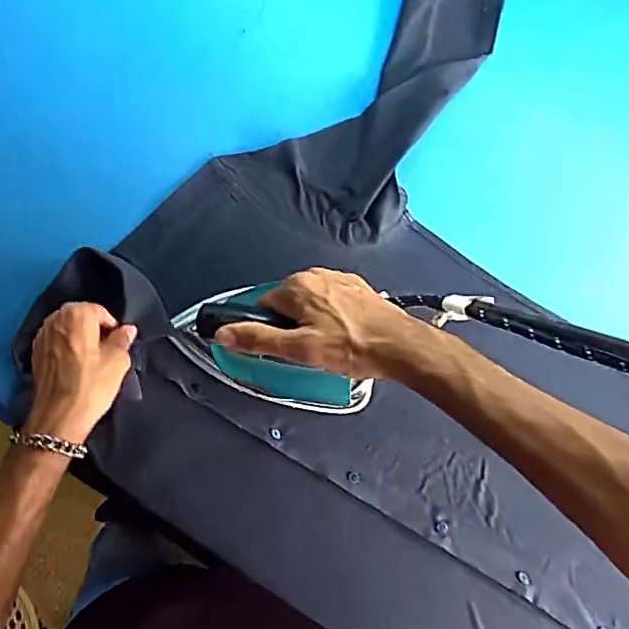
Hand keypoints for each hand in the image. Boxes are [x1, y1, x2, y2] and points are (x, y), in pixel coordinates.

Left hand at [25, 302, 137, 444]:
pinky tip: (72, 366)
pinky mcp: (34, 352)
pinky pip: (55, 341)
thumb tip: (126, 329)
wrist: (58, 418)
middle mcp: (54, 319)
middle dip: (93, 329)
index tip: (116, 345)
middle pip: (80, 316)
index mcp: (76, 314)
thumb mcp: (117, 362)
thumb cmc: (91, 386)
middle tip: (105, 351)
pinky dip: (64, 347)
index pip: (99, 310)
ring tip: (89, 359)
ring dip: (78, 337)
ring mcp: (41, 335)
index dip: (111, 327)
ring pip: (65, 328)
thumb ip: (122, 340)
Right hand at [216, 268, 431, 379]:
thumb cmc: (355, 347)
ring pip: (309, 303)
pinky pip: (331, 303)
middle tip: (305, 352)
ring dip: (311, 323)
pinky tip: (343, 338)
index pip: (261, 305)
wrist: (403, 347)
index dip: (265, 329)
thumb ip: (258, 340)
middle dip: (289, 327)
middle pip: (285, 304)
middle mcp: (317, 276)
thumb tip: (224, 333)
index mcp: (297, 286)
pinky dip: (331, 319)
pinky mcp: (358, 290)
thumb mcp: (300, 350)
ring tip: (328, 348)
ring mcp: (339, 281)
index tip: (276, 346)